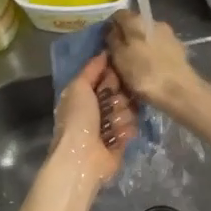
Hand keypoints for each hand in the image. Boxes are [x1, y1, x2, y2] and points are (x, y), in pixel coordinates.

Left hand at [48, 52, 137, 190]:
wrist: (82, 157)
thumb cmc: (78, 119)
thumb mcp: (79, 87)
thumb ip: (91, 69)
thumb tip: (104, 52)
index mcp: (84, 95)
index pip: (107, 78)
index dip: (113, 75)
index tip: (117, 74)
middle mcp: (98, 109)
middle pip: (121, 93)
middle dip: (120, 97)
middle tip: (111, 104)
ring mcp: (110, 126)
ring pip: (129, 110)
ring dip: (122, 116)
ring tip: (111, 125)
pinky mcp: (121, 142)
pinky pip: (132, 128)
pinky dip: (126, 131)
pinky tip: (117, 136)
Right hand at [104, 11, 205, 112]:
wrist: (180, 91)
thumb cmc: (144, 73)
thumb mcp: (119, 58)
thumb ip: (112, 40)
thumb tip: (111, 29)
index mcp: (138, 20)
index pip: (119, 14)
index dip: (110, 26)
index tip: (105, 41)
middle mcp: (155, 22)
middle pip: (135, 25)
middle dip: (126, 37)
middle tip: (118, 55)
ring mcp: (170, 35)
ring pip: (148, 37)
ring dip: (140, 46)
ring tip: (134, 65)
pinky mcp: (179, 49)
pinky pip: (159, 48)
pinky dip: (152, 55)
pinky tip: (150, 69)